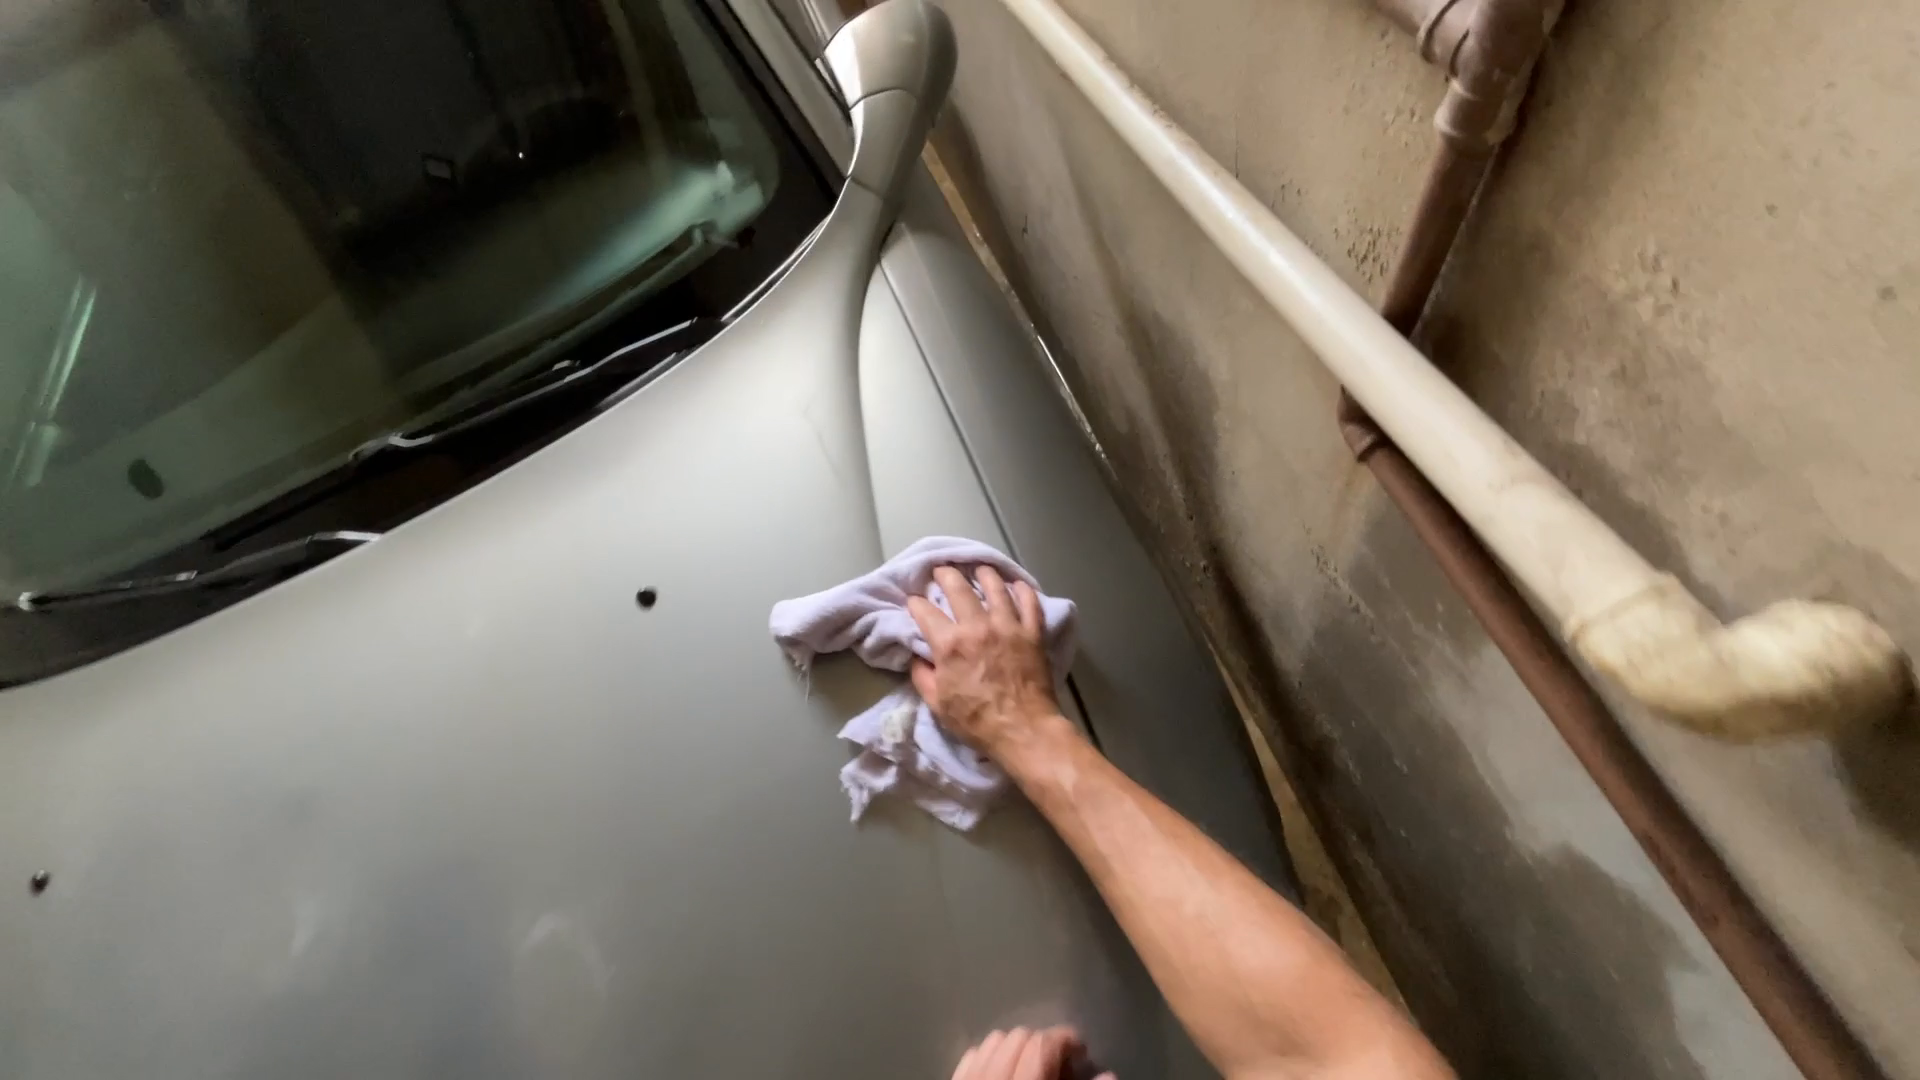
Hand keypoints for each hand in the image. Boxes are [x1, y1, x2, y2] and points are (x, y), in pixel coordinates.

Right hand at [906, 565, 1069, 759]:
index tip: (914, 602)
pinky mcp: (1032, 633)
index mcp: (950, 644)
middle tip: (942, 569)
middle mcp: (977, 627)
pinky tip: (1017, 585)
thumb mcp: (937, 704)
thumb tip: (919, 657)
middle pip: (958, 588)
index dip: (916, 603)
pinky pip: (1030, 602)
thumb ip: (923, 676)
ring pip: (995, 587)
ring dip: (984, 574)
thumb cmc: (976, 721)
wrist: (1023, 729)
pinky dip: (1023, 590)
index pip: (926, 612)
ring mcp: (1008, 626)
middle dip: (946, 575)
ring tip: (979, 568)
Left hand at [950, 1026, 1111, 1079]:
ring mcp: (968, 1077)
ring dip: (1016, 1047)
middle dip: (1043, 1043)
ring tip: (1032, 1066)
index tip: (1082, 1050)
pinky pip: (970, 1056)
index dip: (1066, 1040)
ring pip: (994, 1040)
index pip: (1042, 1043)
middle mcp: (990, 1073)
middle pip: (1019, 1036)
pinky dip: (989, 1057)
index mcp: (1022, 1079)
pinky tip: (1002, 1069)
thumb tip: (1109, 1074)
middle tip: (1061, 1064)